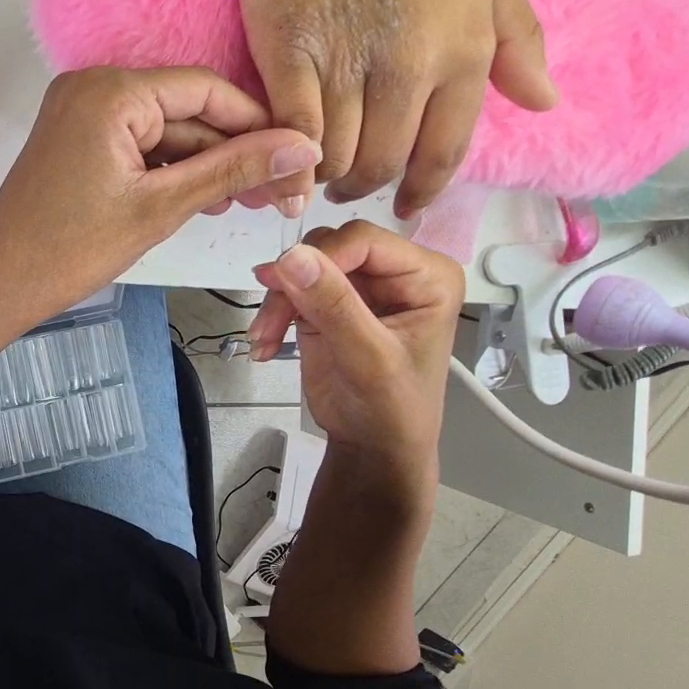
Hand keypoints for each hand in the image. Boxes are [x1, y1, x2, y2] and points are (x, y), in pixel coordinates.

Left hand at [0, 67, 315, 337]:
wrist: (0, 285)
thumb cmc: (70, 250)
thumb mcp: (160, 208)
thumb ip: (232, 171)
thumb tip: (303, 147)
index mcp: (109, 92)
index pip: (204, 90)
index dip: (256, 122)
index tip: (298, 154)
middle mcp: (91, 88)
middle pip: (185, 111)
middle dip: (232, 152)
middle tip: (281, 190)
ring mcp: (80, 114)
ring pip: (163, 132)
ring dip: (204, 166)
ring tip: (249, 201)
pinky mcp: (76, 141)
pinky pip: (137, 146)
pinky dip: (169, 171)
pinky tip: (205, 197)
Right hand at [246, 221, 463, 475]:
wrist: (373, 447)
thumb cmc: (391, 408)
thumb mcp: (367, 357)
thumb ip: (333, 304)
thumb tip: (290, 255)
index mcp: (425, 275)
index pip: (363, 241)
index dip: (321, 258)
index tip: (281, 285)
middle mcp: (394, 272)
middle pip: (328, 249)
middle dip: (294, 284)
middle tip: (268, 325)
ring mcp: (359, 287)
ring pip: (302, 267)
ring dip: (276, 302)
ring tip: (264, 341)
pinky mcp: (328, 304)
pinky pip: (290, 290)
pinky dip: (272, 316)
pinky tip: (265, 345)